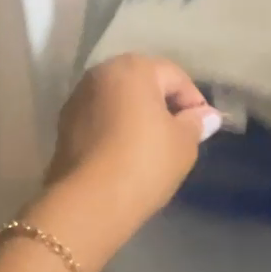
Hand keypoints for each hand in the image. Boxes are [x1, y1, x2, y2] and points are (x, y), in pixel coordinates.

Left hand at [25, 55, 220, 268]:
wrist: (88, 204)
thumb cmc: (144, 163)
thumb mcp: (183, 144)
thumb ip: (196, 123)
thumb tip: (207, 115)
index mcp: (134, 67)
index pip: (175, 76)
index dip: (194, 102)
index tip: (202, 130)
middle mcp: (102, 72)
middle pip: (144, 82)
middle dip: (163, 105)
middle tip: (179, 136)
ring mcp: (79, 97)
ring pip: (119, 99)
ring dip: (136, 116)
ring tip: (151, 148)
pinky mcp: (64, 124)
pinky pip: (100, 118)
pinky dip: (115, 129)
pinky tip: (124, 155)